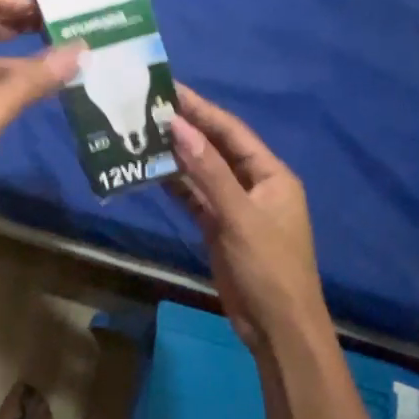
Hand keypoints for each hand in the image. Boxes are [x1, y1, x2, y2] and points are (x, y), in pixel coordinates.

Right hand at [166, 83, 325, 349]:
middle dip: (184, 127)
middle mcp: (254, 184)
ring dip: (174, 154)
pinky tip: (147, 169)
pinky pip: (193, 195)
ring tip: (140, 131)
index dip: (200, 109)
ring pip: (200, 171)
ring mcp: (235, 206)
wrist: (278, 331)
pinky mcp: (218, 226)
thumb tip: (178, 125)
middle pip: (215, 147)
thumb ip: (208, 171)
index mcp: (271, 175)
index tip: (168, 87)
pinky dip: (173, 183)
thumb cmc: (269, 269)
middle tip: (146, 104)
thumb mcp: (240, 217)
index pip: (231, 131)